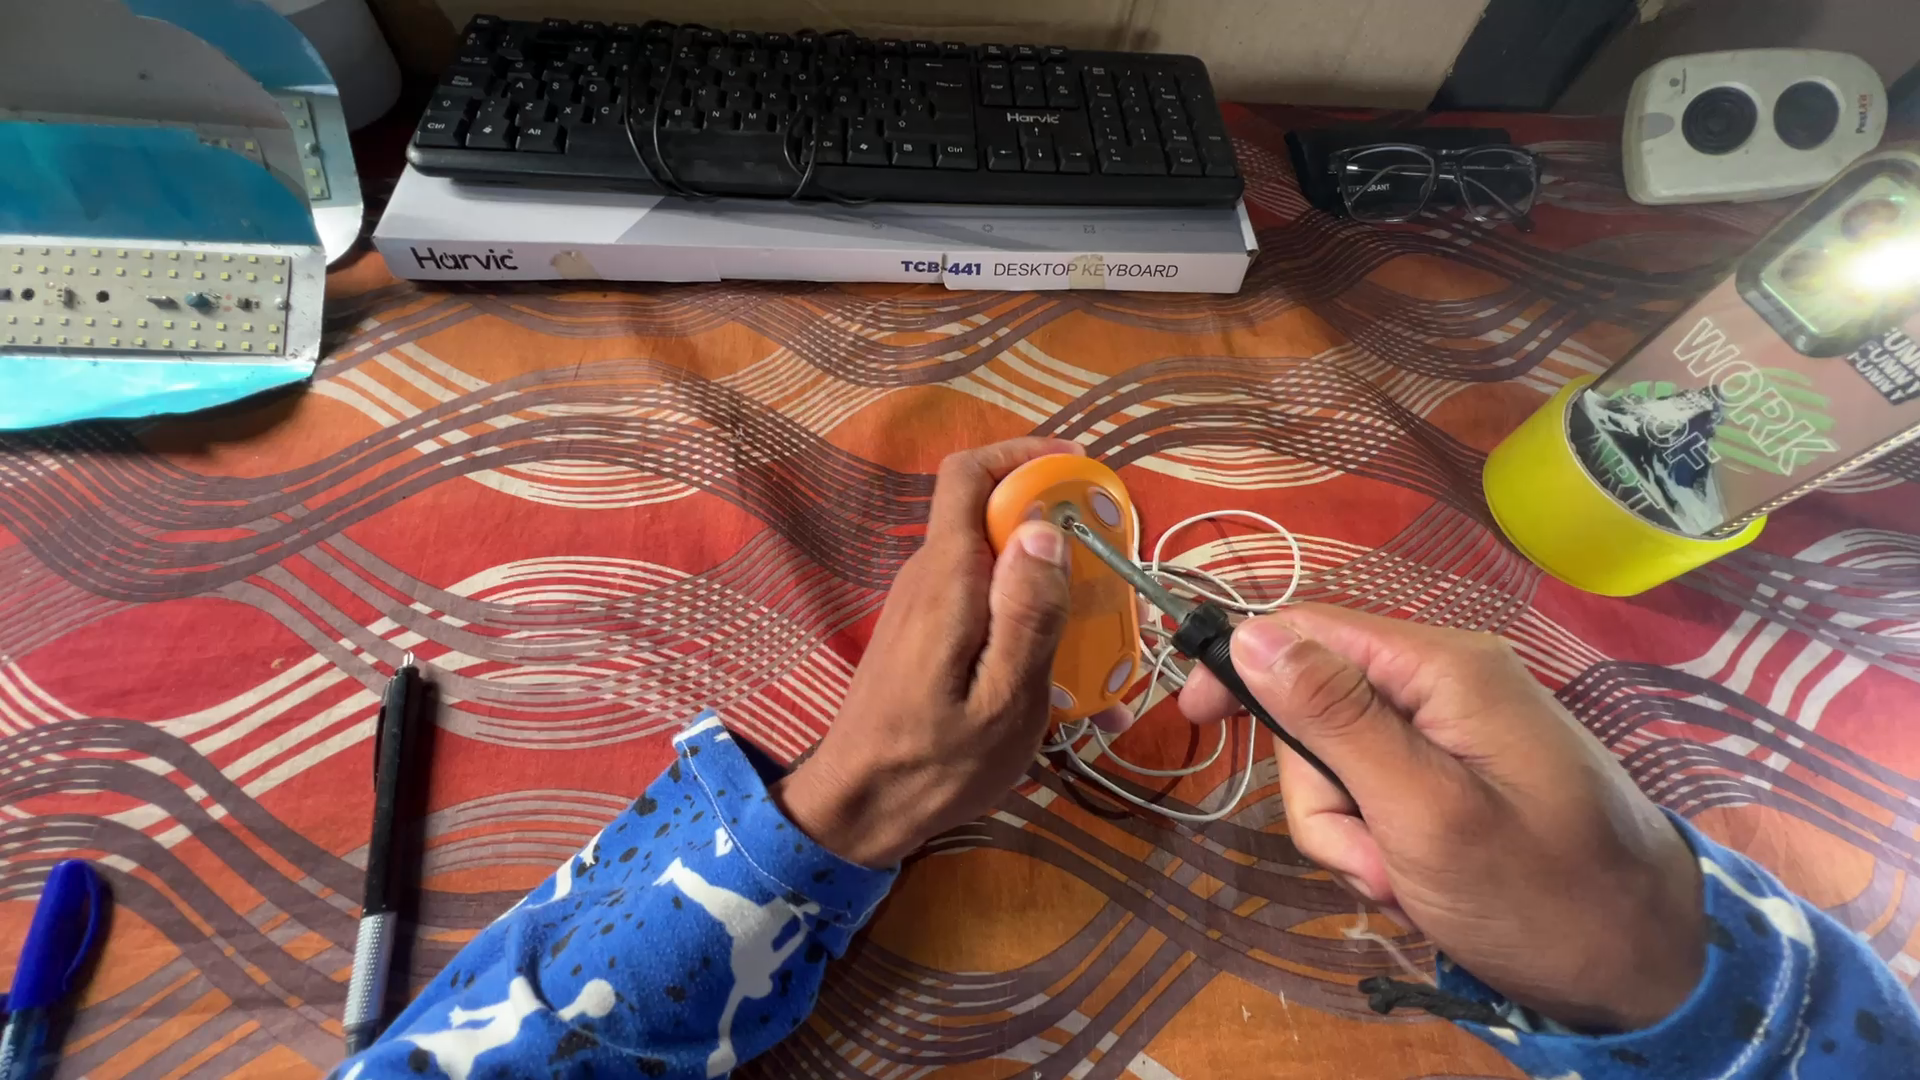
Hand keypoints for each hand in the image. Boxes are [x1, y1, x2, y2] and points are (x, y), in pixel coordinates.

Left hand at [774, 438, 1080, 867]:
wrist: (859, 807)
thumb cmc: (936, 763)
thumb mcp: (1003, 699)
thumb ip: (1026, 613)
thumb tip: (1044, 528)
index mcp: (947, 577)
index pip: (968, 474)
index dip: (1022, 454)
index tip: (1079, 470)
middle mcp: (929, 575)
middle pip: (988, 513)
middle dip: (1051, 524)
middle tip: (1106, 570)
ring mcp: (923, 603)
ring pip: (991, 560)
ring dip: (1043, 577)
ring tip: (1094, 630)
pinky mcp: (925, 631)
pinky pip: (980, 599)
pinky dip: (1021, 613)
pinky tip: (1053, 672)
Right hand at [1179, 604, 1705, 1031]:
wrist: (1660, 979)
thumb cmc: (1546, 895)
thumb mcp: (1424, 809)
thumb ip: (1335, 716)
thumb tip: (1252, 634)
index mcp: (1439, 666)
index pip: (1305, 628)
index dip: (1241, 664)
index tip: (1194, 716)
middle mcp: (1438, 680)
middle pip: (1312, 705)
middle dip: (1318, 789)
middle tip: (1364, 852)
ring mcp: (1443, 725)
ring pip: (1330, 757)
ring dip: (1345, 825)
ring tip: (1398, 878)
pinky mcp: (1444, 766)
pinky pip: (1364, 785)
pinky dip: (1368, 836)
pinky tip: (1410, 878)